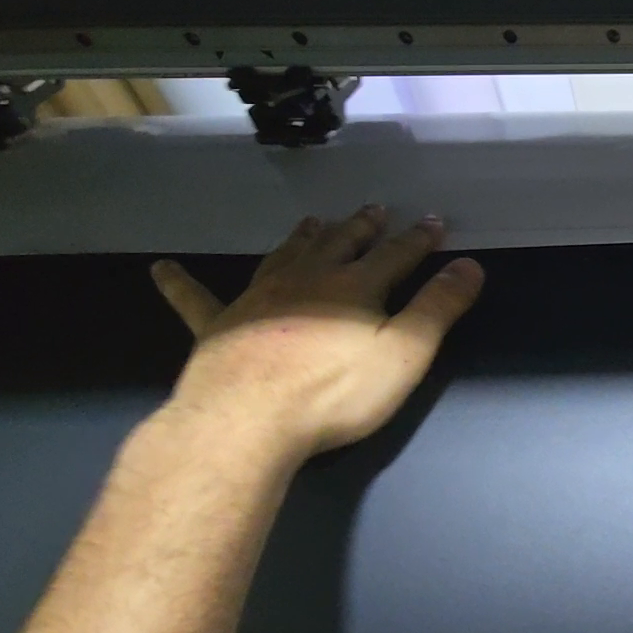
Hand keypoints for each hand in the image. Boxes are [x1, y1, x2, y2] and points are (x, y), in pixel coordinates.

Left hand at [149, 206, 484, 457]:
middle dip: (360, 228)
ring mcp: (256, 302)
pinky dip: (182, 284)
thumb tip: (470, 265)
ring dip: (302, 239)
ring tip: (313, 222)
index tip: (433, 220)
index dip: (417, 238)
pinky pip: (197, 300)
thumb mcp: (407, 351)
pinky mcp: (217, 330)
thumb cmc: (337, 390)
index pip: (395, 255)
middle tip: (372, 209)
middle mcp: (306, 282)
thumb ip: (439, 307)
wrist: (246, 423)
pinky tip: (163, 270)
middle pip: (338, 246)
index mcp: (355, 288)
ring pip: (283, 258)